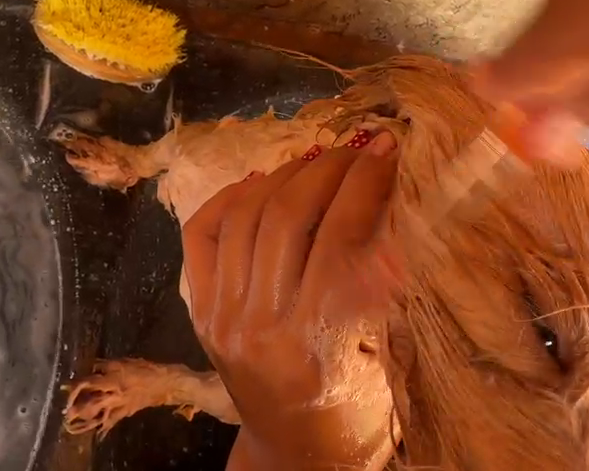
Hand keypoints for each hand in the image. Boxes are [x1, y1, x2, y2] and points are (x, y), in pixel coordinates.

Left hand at [183, 136, 398, 470]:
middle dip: (328, 168)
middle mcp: (259, 327)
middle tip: (356, 148)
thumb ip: (385, 281)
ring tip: (318, 159)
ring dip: (286, 173)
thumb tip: (390, 193)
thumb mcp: (388, 353)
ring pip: (246, 214)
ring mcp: (220, 317)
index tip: (386, 152)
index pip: (339, 237)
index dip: (364, 184)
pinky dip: (230, 196)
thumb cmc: (358, 407)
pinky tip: (262, 181)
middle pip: (288, 215)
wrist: (296, 455)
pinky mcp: (199, 311)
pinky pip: (203, 231)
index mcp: (315, 345)